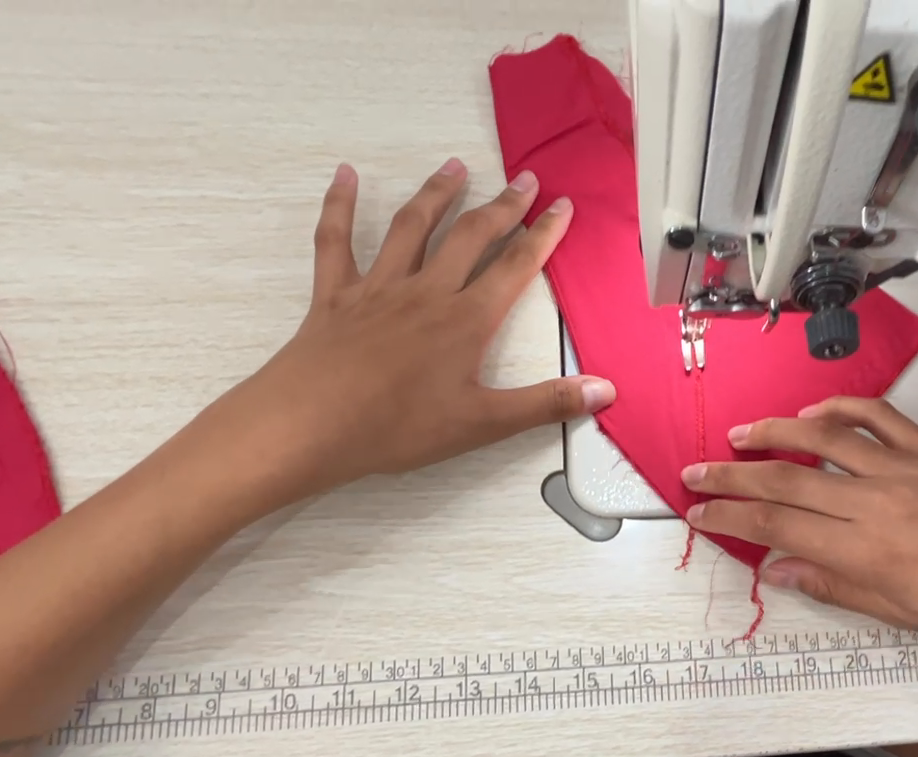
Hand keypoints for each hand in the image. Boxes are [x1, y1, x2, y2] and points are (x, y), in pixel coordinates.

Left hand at [203, 159, 613, 507]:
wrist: (312, 425)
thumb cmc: (400, 427)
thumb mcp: (484, 423)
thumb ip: (547, 404)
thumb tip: (605, 390)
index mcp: (466, 321)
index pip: (515, 268)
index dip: (543, 235)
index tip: (562, 207)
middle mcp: (427, 292)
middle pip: (471, 237)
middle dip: (502, 206)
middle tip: (525, 179)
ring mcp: (379, 288)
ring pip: (412, 228)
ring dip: (437, 194)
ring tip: (456, 167)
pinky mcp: (336, 295)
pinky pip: (336, 241)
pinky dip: (340, 205)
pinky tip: (344, 176)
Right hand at [681, 397, 917, 648]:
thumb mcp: (898, 611)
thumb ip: (833, 584)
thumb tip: (777, 571)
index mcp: (863, 550)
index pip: (776, 527)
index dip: (730, 517)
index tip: (699, 511)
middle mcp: (874, 502)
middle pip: (785, 481)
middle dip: (731, 476)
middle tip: (695, 471)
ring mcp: (903, 468)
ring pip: (823, 440)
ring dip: (774, 433)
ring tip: (739, 435)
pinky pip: (879, 417)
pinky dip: (843, 409)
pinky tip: (816, 413)